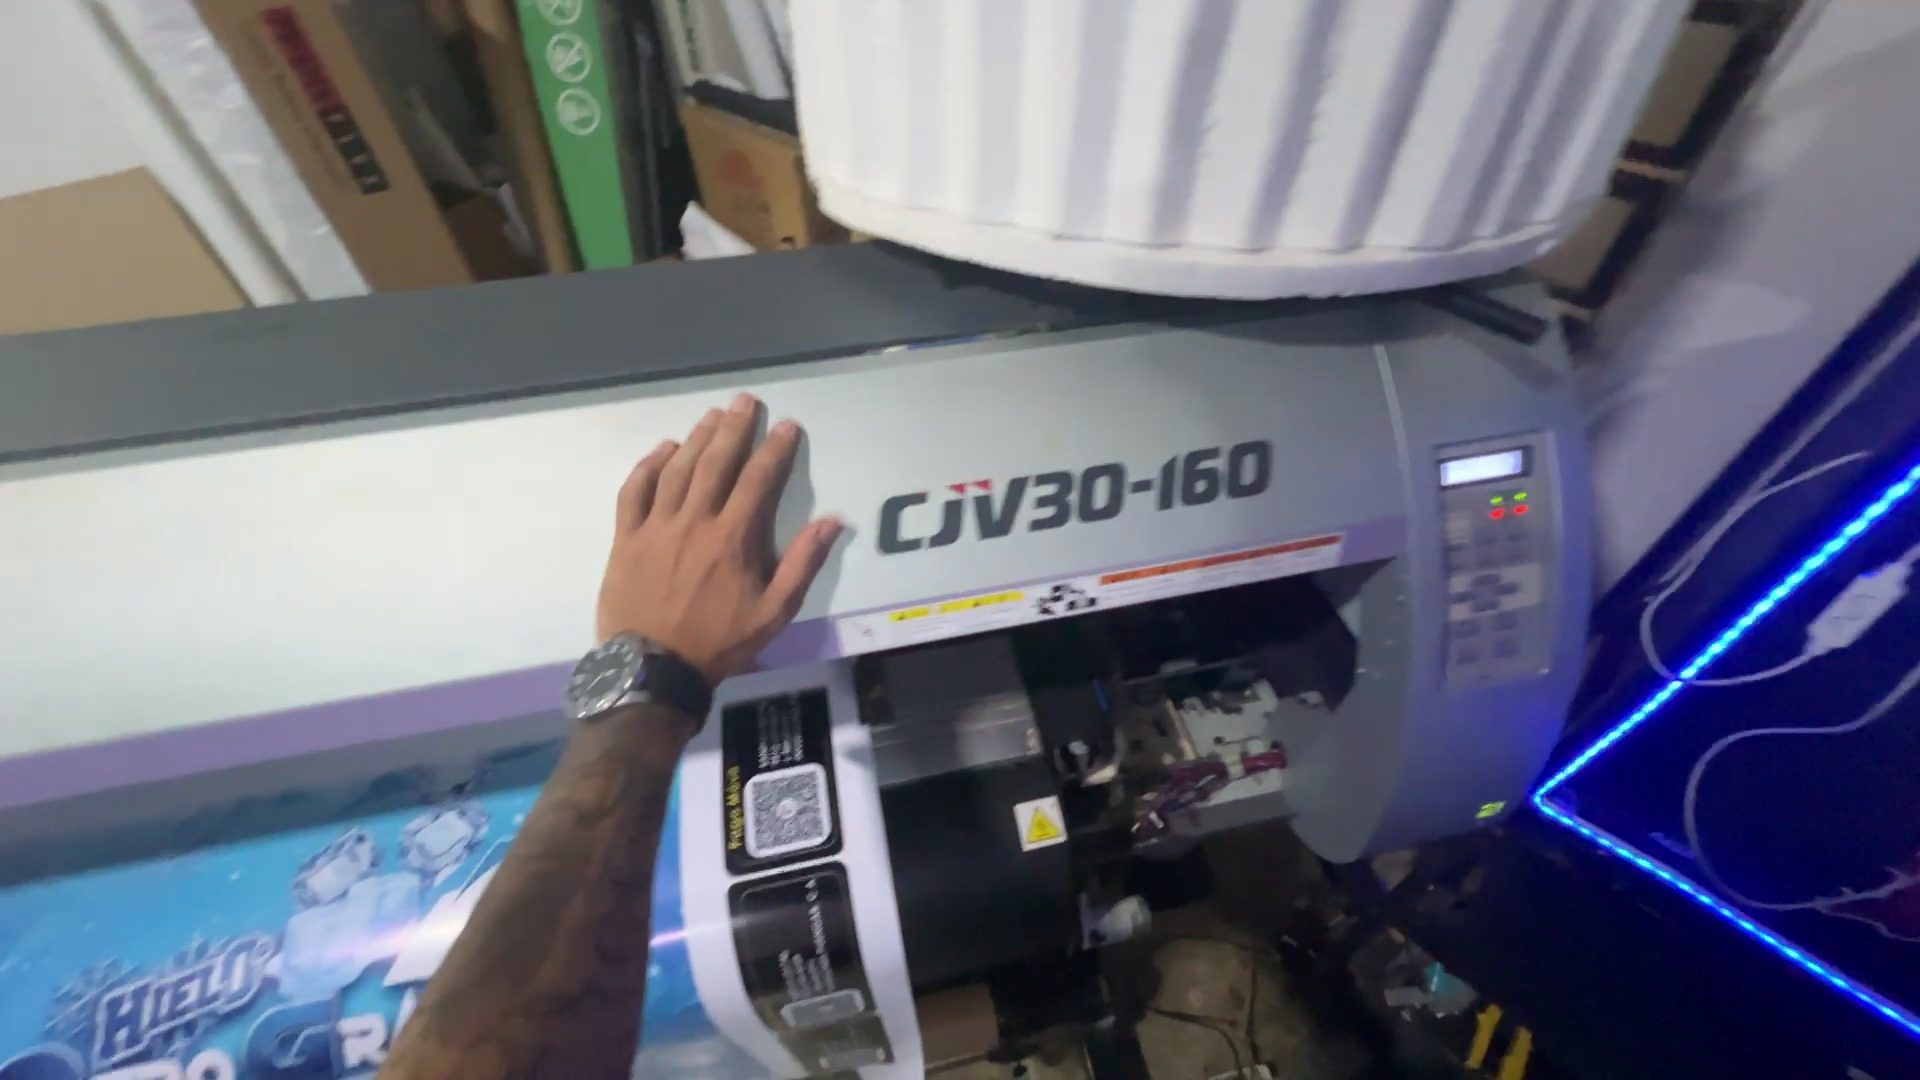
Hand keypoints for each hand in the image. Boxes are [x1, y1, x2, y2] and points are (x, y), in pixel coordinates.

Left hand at [597, 394, 841, 685]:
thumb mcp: (774, 611)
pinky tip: (665, 449)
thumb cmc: (720, 640)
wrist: (654, 667)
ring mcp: (656, 526)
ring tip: (714, 415)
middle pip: (716, 463)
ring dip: (698, 438)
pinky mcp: (627, 537)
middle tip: (746, 402)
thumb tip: (830, 523)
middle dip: (734, 429)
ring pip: (678, 469)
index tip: (787, 426)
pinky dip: (649, 465)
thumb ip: (802, 564)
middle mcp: (694, 521)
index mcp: (733, 538)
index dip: (775, 450)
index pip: (758, 480)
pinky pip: (635, 490)